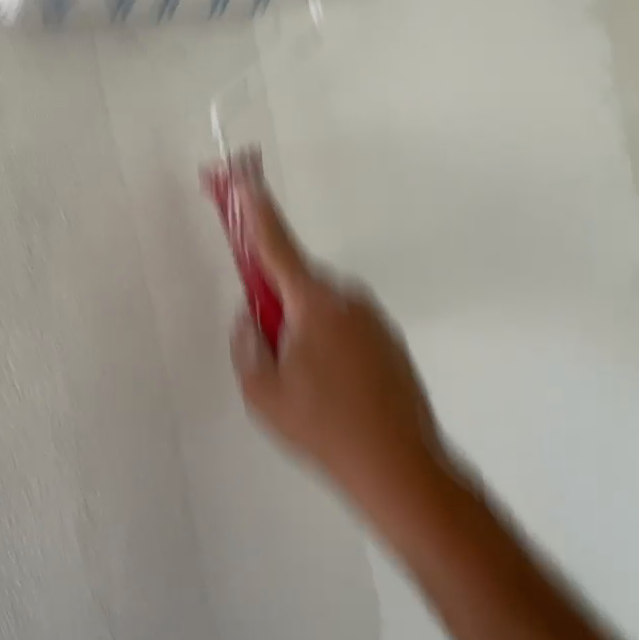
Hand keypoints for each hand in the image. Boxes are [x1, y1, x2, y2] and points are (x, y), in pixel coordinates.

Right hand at [215, 155, 448, 509]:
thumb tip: (252, 317)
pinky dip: (324, 348)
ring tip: (302, 388)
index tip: (236, 169)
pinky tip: (327, 393)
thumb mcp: (260, 388)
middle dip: (272, 303)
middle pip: (293, 282)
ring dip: (299, 331)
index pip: (273, 241)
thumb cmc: (323, 427)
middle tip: (266, 351)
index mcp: (313, 301)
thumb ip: (246, 341)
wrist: (402, 470)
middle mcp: (346, 298)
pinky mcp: (388, 344)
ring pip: (317, 310)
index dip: (249, 204)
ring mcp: (372, 320)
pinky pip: (341, 329)